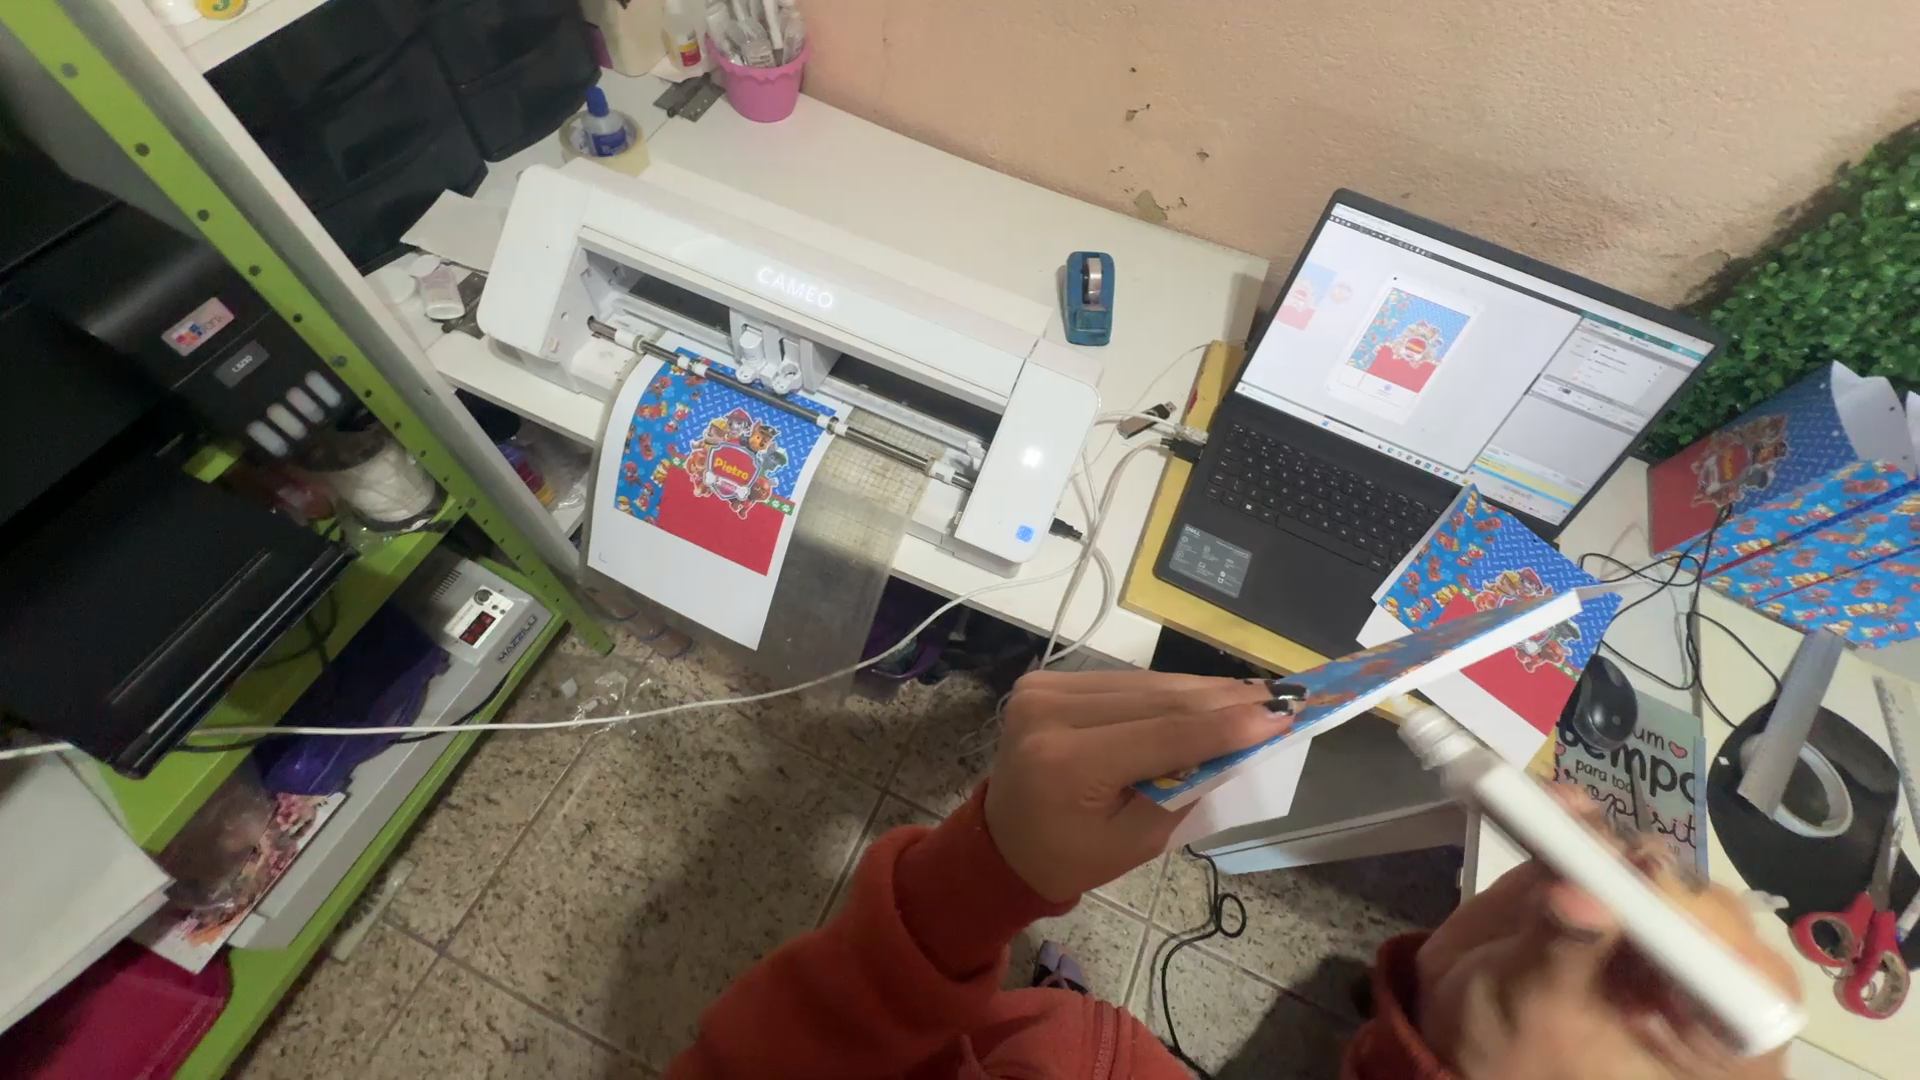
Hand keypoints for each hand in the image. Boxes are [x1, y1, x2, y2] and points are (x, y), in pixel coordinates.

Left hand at [983, 670, 1296, 903]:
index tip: (1283, 715)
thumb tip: (1235, 745)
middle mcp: (1049, 713)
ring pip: (1140, 684)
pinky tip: (1202, 691)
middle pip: (1155, 700)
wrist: (1001, 840)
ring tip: (1251, 691)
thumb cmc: (1068, 856)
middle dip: (1221, 699)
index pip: (1164, 734)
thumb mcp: (1134, 841)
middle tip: (1279, 696)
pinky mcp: (1042, 682)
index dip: (1227, 725)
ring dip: (1197, 689)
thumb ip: (1183, 789)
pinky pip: (1118, 683)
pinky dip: (1161, 689)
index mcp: (1066, 761)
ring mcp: (1041, 690)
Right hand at [1415, 793, 1799, 1079]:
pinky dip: (1572, 821)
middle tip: (1613, 853)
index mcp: (1710, 1039)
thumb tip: (1583, 897)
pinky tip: (1557, 800)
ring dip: (1608, 837)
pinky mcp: (1586, 890)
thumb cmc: (1508, 1050)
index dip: (1711, 934)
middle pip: (1701, 915)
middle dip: (1656, 877)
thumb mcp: (1537, 1013)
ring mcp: (1635, 927)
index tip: (1656, 894)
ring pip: (1645, 871)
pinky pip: (1591, 852)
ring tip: (1570, 809)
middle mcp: (1690, 978)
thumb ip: (1562, 955)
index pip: (1745, 984)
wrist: (1447, 1025)